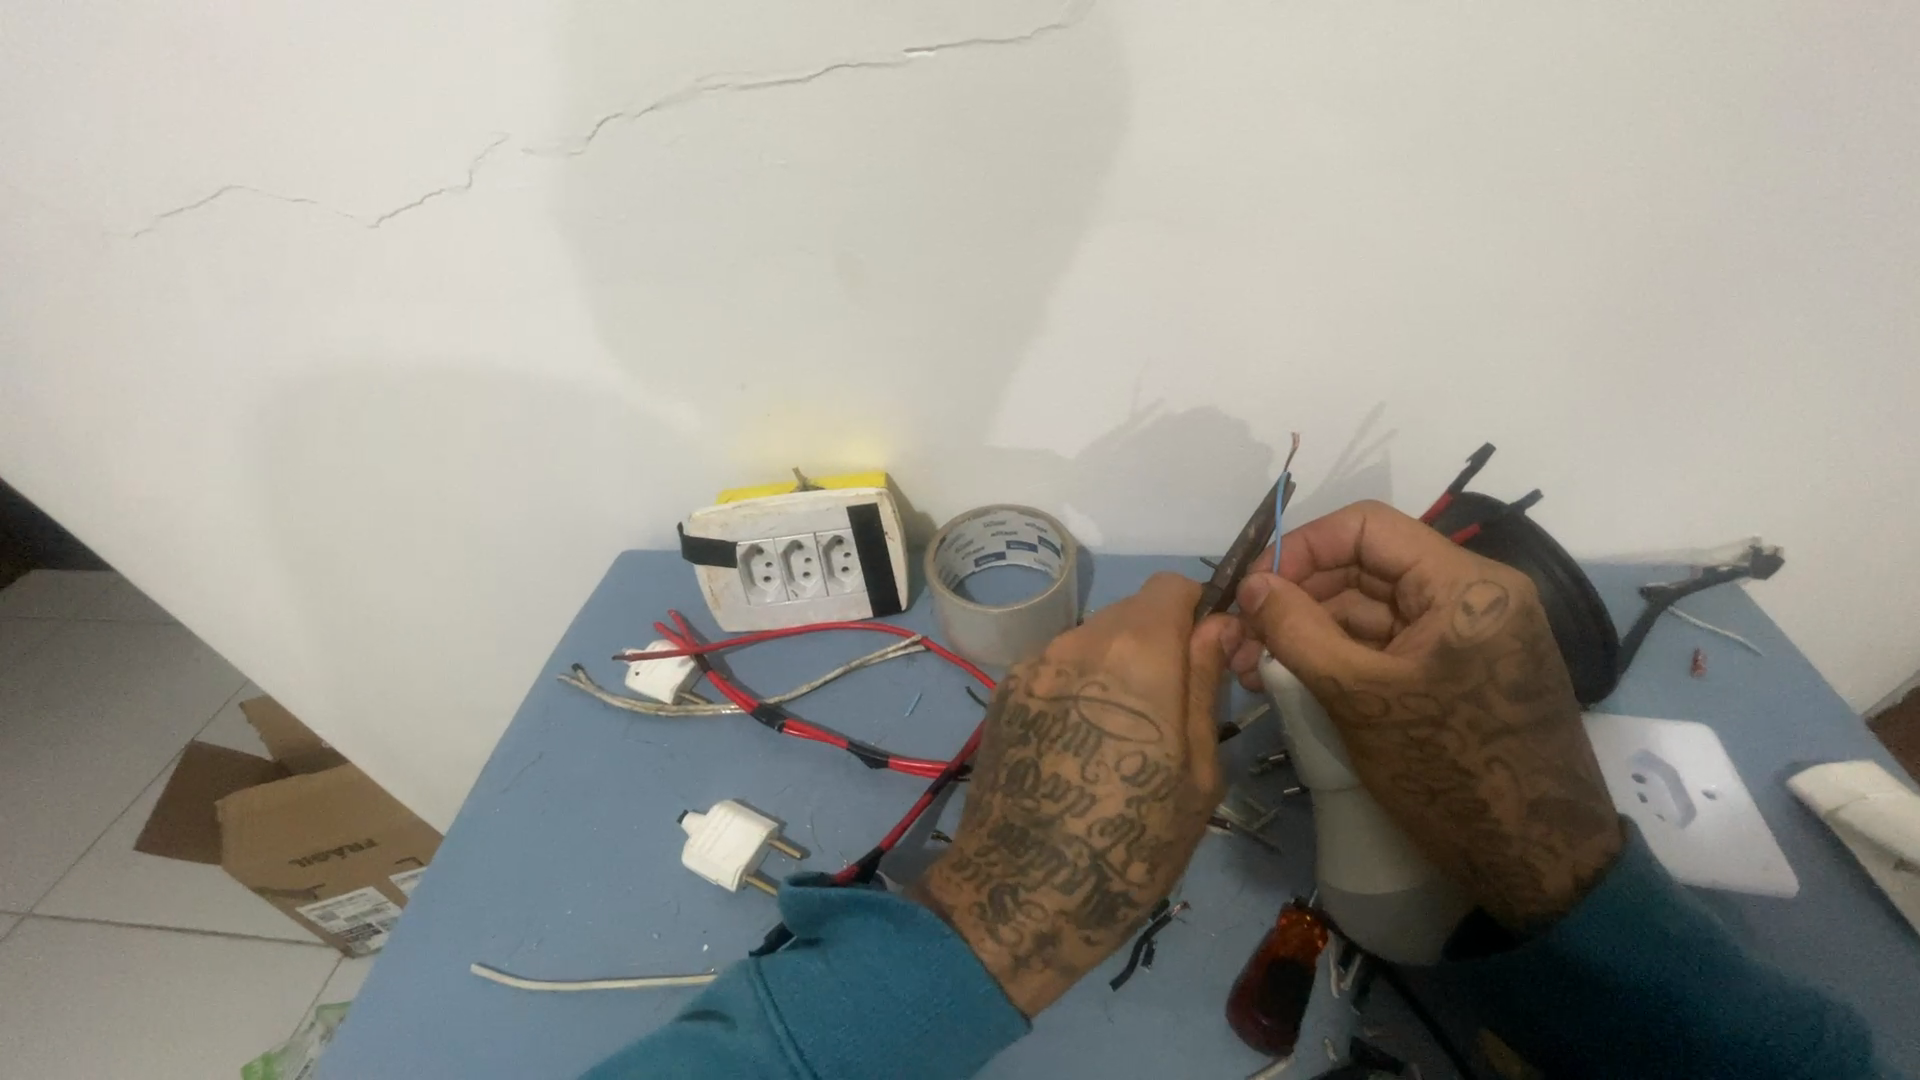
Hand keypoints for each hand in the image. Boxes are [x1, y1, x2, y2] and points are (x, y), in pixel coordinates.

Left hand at [911, 573, 1231, 1015]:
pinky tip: (1078, 741)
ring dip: (1116, 664)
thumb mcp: (1195, 772)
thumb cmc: (1131, 843)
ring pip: (1091, 639)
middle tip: (1170, 704)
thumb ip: (1203, 683)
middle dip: (1159, 641)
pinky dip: (1078, 684)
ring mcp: (1033, 665)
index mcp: (1136, 653)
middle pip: (1130, 613)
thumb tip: (1219, 624)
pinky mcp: (1004, 691)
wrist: (1020, 888)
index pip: (1170, 586)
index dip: (1197, 610)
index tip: (1208, 653)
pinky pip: (1056, 667)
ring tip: (1121, 733)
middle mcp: (1078, 641)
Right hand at [1226, 501, 1623, 931]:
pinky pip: (1382, 643)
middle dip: (1294, 597)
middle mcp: (1469, 596)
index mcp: (1464, 586)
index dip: (1300, 548)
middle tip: (1241, 636)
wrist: (1534, 864)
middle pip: (1362, 568)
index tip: (1250, 587)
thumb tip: (1250, 584)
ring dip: (1306, 629)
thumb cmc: (1449, 772)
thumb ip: (1296, 630)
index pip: (1366, 528)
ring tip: (1252, 666)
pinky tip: (1287, 678)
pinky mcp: (1451, 668)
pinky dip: (1333, 654)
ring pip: (1366, 608)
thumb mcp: (1358, 696)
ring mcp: (1462, 634)